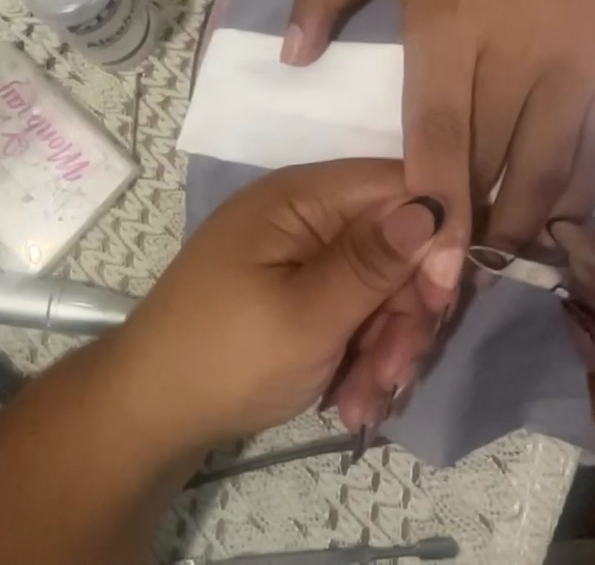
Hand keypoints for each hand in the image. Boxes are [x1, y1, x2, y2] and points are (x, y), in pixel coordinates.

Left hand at [105, 160, 438, 447]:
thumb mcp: (309, 314)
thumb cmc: (227, 357)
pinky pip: (349, 310)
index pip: (395, 183)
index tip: (443, 297)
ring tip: (365, 403)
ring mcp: (294, 255)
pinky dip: (358, 354)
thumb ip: (373, 261)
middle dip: (404, 311)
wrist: (152, 411)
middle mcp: (299, 215)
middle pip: (392, 243)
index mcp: (298, 198)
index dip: (433, 233)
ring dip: (384, 346)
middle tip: (396, 372)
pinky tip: (352, 401)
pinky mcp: (291, 292)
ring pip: (376, 286)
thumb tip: (433, 205)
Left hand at [286, 0, 594, 427]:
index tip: (424, 266)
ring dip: (522, 229)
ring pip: (546, 173)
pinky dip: (577, 198)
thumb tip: (290, 57)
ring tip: (497, 272)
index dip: (430, 207)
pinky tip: (558, 230)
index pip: (436, 135)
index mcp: (447, 29)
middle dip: (474, 235)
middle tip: (449, 289)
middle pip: (491, 167)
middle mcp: (512, 61)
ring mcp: (572, 71)